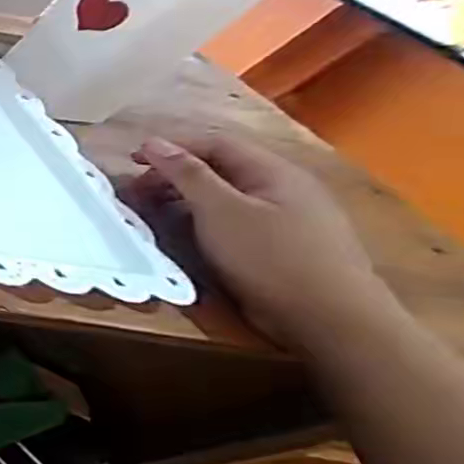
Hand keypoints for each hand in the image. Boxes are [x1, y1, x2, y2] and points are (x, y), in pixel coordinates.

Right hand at [125, 134, 396, 352]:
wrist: (332, 321)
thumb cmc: (271, 257)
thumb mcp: (219, 210)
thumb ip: (186, 173)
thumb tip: (154, 142)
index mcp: (274, 171)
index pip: (215, 143)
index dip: (170, 147)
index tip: (131, 161)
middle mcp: (285, 188)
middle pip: (221, 168)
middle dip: (174, 174)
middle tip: (137, 193)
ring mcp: (289, 218)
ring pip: (227, 195)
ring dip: (186, 198)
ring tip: (155, 213)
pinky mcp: (284, 246)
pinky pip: (236, 219)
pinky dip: (204, 219)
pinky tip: (190, 234)